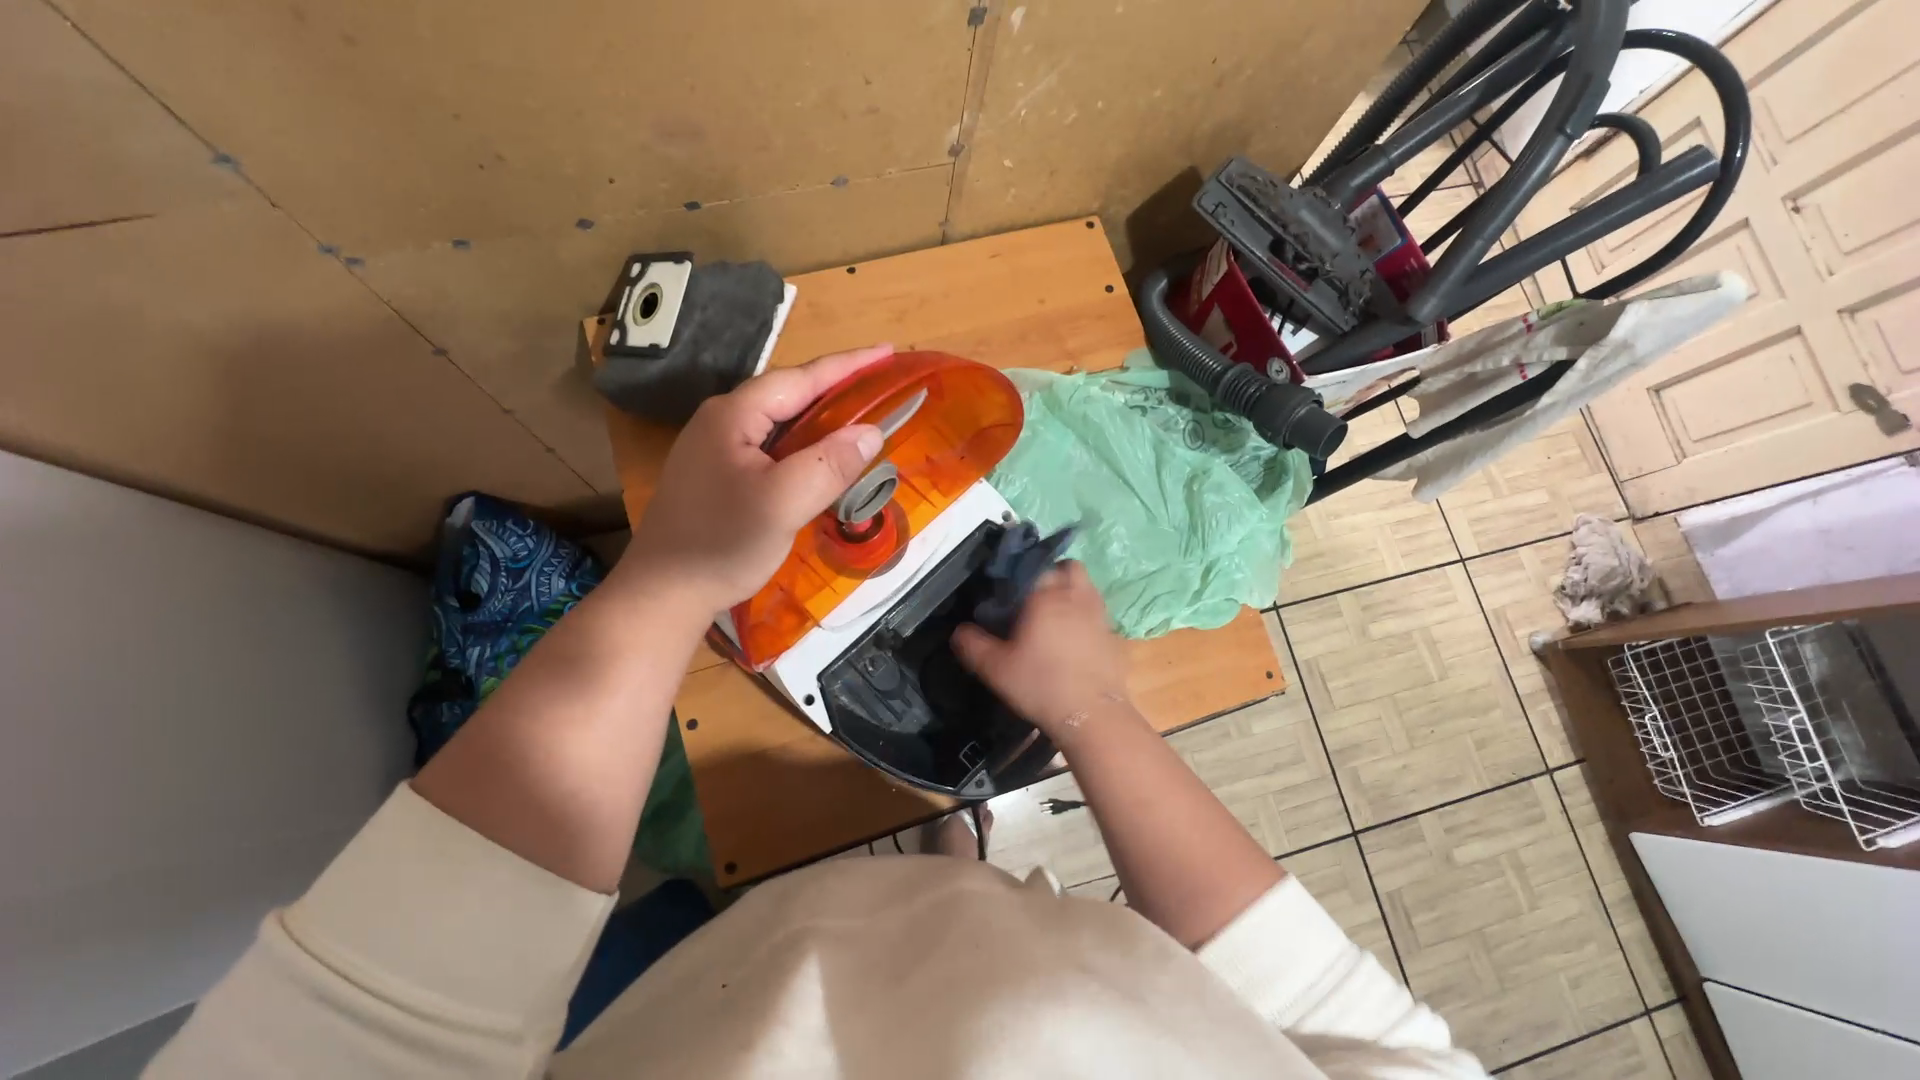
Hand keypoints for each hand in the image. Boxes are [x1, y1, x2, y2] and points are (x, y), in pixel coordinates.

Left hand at [623, 344, 893, 613]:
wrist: (662, 594)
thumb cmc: (721, 543)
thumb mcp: (783, 502)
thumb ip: (830, 464)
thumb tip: (871, 431)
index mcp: (733, 415)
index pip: (801, 378)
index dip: (848, 365)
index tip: (888, 352)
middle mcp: (720, 422)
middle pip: (788, 395)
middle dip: (836, 389)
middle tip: (880, 386)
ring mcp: (714, 451)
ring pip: (779, 424)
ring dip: (820, 420)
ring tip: (859, 418)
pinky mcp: (716, 479)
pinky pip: (770, 449)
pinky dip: (803, 447)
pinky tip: (819, 461)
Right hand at [951, 561, 1133, 741]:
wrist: (1091, 715)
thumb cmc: (1040, 685)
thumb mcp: (995, 668)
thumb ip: (973, 645)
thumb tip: (959, 630)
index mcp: (1047, 596)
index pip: (1035, 567)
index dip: (1022, 576)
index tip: (1011, 594)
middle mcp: (1077, 598)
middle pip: (1070, 568)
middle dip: (1055, 576)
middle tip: (1037, 599)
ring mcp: (1100, 617)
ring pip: (1088, 590)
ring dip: (1074, 595)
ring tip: (1056, 620)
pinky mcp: (1115, 638)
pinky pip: (1099, 618)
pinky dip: (1088, 622)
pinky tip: (1076, 645)